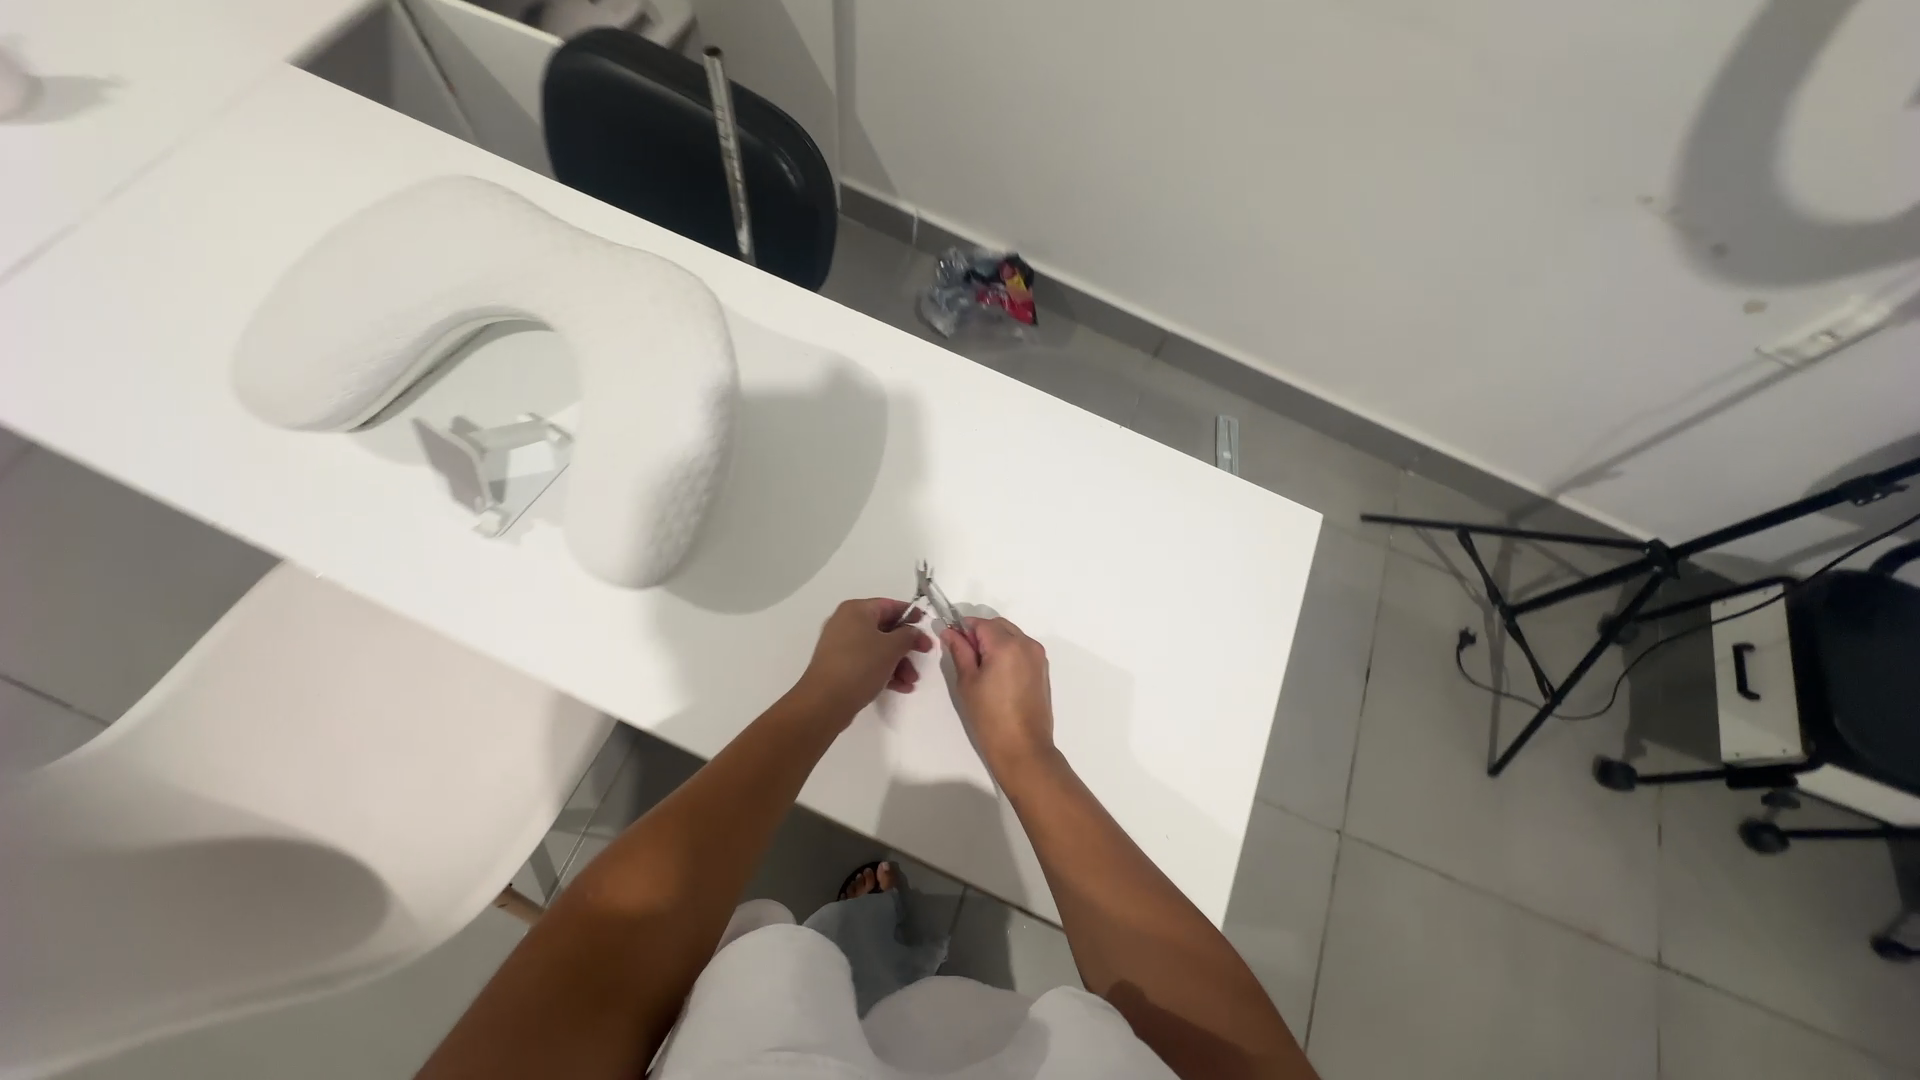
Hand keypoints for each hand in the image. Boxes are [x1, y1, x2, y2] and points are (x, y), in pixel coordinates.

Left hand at [790, 598, 932, 723]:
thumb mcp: (892, 648)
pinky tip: (901, 687)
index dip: (911, 614)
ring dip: (899, 663)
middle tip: (925, 654)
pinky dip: (884, 671)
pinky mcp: (840, 666)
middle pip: (885, 629)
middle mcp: (846, 623)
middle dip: (907, 646)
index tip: (927, 625)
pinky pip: (867, 663)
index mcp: (856, 610)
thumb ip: (908, 635)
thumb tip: (912, 632)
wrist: (825, 701)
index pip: (890, 605)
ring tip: (912, 681)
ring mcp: (841, 645)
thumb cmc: (861, 665)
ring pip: (878, 649)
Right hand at [941, 616, 1055, 774]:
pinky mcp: (1043, 669)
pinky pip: (1022, 648)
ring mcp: (1038, 656)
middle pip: (998, 625)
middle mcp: (1026, 644)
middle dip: (980, 633)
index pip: (981, 623)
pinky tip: (997, 674)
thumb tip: (950, 632)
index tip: (951, 640)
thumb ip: (960, 651)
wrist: (1023, 747)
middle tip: (965, 656)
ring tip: (981, 668)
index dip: (964, 628)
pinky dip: (1008, 651)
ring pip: (1012, 635)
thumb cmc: (989, 716)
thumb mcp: (968, 682)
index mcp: (1006, 645)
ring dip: (995, 641)